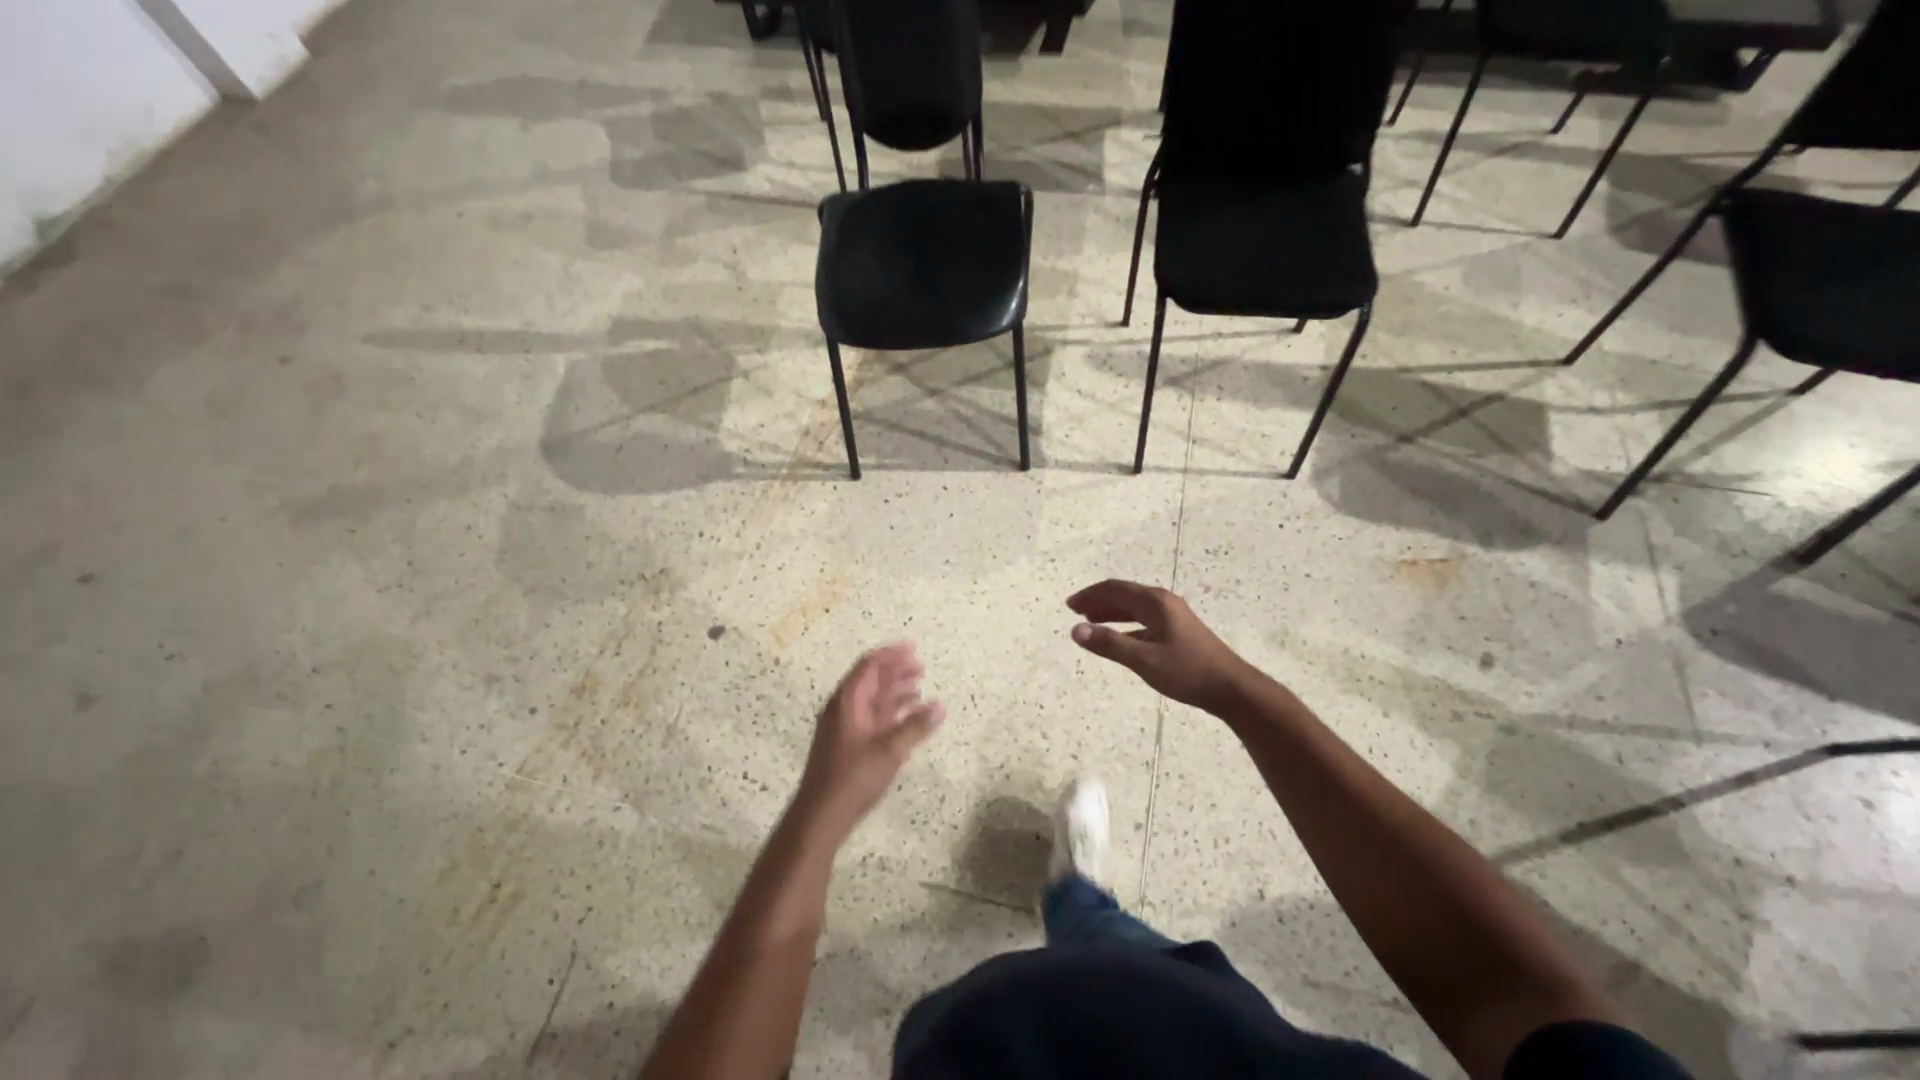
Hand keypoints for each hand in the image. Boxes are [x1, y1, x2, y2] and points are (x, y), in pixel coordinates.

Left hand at [792, 644, 944, 842]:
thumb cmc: (853, 778)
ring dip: (894, 692)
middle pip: (870, 680)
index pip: (869, 666)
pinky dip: (890, 713)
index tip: (913, 649)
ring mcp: (843, 727)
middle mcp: (842, 709)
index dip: (891, 655)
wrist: (821, 815)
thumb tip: (940, 706)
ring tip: (920, 689)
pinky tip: (908, 718)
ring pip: (871, 700)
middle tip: (921, 668)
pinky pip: (871, 718)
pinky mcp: (847, 744)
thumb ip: (915, 727)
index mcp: (847, 702)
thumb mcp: (889, 751)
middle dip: (895, 671)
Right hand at [1067, 579, 1260, 713]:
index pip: (1115, 589)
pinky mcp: (1178, 630)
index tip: (1069, 606)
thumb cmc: (1186, 671)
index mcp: (1155, 603)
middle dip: (1098, 600)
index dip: (1090, 595)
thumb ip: (1109, 644)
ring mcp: (1173, 615)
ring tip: (1091, 621)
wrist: (1230, 687)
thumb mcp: (1143, 660)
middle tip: (1076, 612)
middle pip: (1124, 594)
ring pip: (1135, 607)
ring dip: (1111, 612)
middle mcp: (1164, 602)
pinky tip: (1119, 637)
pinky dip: (1126, 624)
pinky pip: (1144, 619)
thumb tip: (1076, 630)